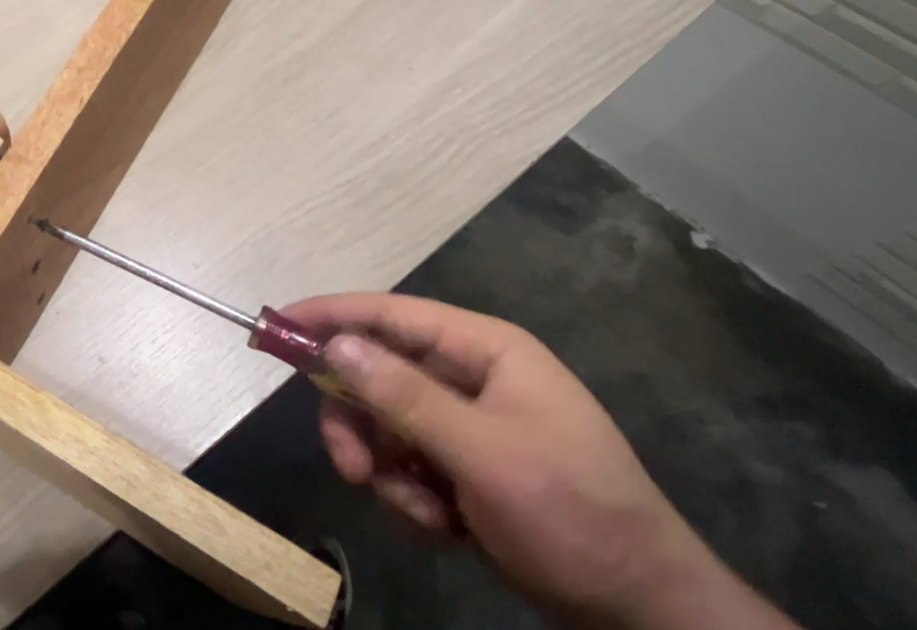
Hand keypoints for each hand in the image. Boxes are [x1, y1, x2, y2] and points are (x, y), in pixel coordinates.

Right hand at [282, 293, 791, 628]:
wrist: (640, 608)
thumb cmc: (570, 514)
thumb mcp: (482, 453)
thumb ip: (403, 395)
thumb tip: (334, 344)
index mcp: (485, 351)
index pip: (390, 316)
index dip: (330, 316)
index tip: (275, 326)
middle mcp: (470, 379)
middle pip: (376, 377)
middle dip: (360, 426)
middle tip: (352, 468)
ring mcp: (465, 426)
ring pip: (382, 427)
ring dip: (389, 473)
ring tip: (425, 514)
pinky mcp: (462, 469)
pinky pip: (403, 467)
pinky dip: (412, 499)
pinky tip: (447, 528)